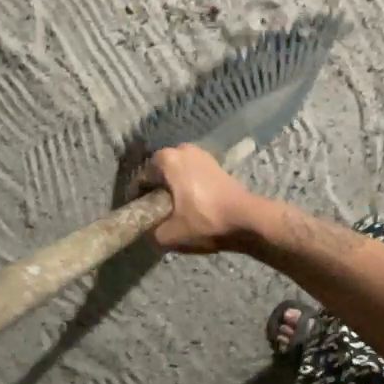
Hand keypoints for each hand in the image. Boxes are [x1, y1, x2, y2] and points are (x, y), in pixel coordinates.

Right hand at [144, 144, 264, 253]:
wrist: (246, 218)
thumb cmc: (205, 221)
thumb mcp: (170, 234)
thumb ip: (152, 231)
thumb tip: (149, 230)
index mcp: (167, 159)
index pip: (142, 178)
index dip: (137, 197)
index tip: (139, 213)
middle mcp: (182, 149)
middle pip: (160, 171)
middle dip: (156, 189)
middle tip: (155, 211)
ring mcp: (202, 154)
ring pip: (178, 171)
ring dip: (173, 186)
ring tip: (173, 208)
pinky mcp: (216, 164)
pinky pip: (193, 173)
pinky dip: (188, 185)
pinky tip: (191, 203)